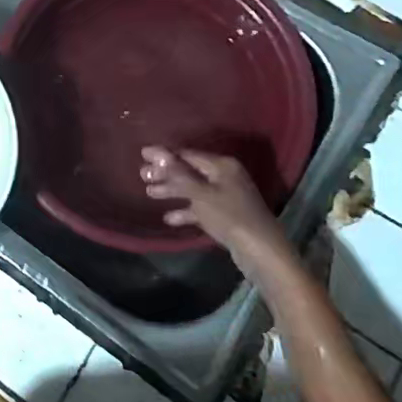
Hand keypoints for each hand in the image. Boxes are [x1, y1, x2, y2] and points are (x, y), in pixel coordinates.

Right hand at [140, 146, 291, 263]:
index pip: (187, 154)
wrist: (260, 250)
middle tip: (142, 176)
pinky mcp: (225, 215)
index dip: (164, 155)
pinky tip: (169, 218)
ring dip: (172, 192)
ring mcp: (226, 196)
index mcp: (222, 165)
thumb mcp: (201, 194)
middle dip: (166, 174)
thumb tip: (158, 152)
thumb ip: (178, 174)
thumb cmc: (229, 216)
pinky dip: (185, 211)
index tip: (143, 154)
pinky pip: (200, 208)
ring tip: (149, 193)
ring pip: (193, 190)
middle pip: (190, 171)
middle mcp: (225, 176)